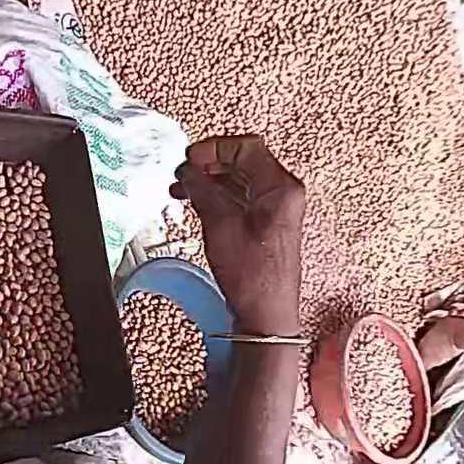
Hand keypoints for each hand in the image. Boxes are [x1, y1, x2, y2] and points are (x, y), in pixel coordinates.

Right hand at [171, 135, 305, 335]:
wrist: (266, 315)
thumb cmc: (252, 277)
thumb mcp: (221, 226)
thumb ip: (204, 192)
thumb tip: (188, 171)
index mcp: (280, 188)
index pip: (247, 148)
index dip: (215, 148)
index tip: (190, 158)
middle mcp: (282, 194)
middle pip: (242, 162)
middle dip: (209, 164)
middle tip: (182, 172)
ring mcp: (274, 211)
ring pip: (238, 181)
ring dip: (209, 181)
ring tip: (181, 188)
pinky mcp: (264, 226)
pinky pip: (239, 200)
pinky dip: (217, 197)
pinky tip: (195, 203)